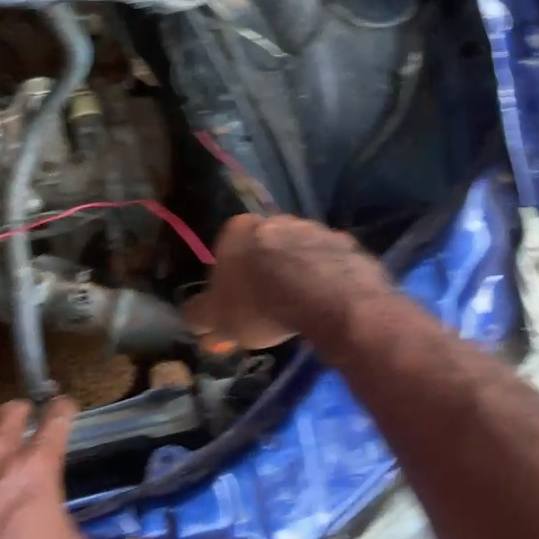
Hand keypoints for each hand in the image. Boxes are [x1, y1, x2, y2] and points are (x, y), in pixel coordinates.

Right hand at [183, 214, 394, 350]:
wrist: (330, 301)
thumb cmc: (262, 305)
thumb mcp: (218, 319)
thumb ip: (199, 315)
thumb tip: (192, 318)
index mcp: (239, 229)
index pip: (227, 251)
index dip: (231, 279)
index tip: (238, 304)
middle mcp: (276, 219)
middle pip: (265, 249)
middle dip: (266, 273)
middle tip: (269, 308)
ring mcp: (315, 228)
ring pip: (300, 253)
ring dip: (299, 274)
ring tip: (302, 310)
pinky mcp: (347, 244)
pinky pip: (332, 263)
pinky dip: (329, 280)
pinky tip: (328, 305)